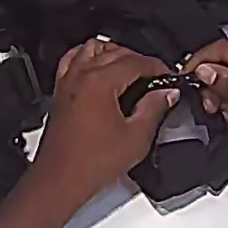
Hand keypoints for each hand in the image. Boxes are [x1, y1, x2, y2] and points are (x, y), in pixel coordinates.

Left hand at [27, 40, 181, 211]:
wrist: (61, 178)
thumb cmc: (90, 162)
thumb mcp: (136, 137)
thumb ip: (154, 109)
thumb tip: (165, 94)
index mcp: (99, 82)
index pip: (135, 61)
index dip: (156, 66)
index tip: (167, 75)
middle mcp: (80, 75)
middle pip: (115, 51)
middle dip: (139, 60)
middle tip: (155, 76)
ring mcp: (67, 81)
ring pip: (92, 49)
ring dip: (113, 53)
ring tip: (130, 70)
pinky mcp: (60, 90)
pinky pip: (73, 59)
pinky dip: (88, 58)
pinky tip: (98, 69)